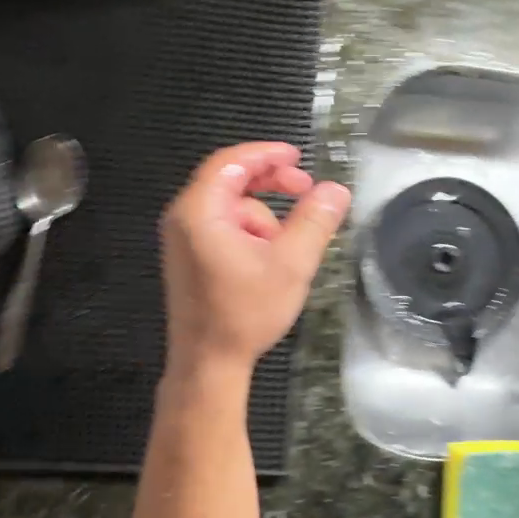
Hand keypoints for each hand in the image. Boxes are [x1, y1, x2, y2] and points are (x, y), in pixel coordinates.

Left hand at [161, 142, 349, 371]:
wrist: (208, 363)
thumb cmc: (245, 312)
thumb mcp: (291, 264)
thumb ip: (314, 221)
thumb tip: (336, 189)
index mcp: (199, 211)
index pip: (231, 162)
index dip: (267, 154)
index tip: (298, 156)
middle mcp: (183, 218)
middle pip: (229, 181)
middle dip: (270, 184)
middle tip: (305, 189)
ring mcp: (183, 239)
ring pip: (232, 209)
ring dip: (263, 219)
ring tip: (285, 251)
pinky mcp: (189, 258)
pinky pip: (223, 228)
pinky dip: (250, 233)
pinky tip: (268, 261)